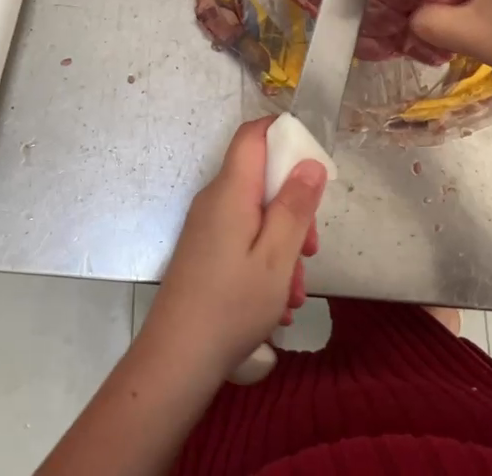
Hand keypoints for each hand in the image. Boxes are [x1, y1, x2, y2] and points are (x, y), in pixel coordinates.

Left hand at [143, 116, 326, 379]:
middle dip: (294, 209)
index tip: (314, 165)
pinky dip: (265, 262)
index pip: (253, 135)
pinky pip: (243, 240)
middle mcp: (214, 200)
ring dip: (283, 246)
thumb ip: (295, 206)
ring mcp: (207, 226)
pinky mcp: (205, 251)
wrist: (177, 356)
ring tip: (292, 293)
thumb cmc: (232, 304)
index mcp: (231, 190)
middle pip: (262, 180)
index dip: (285, 135)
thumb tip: (309, 161)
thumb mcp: (277, 256)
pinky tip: (275, 302)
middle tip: (311, 251)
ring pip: (257, 216)